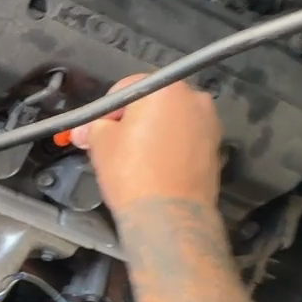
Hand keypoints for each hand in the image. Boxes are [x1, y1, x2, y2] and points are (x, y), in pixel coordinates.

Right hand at [71, 75, 223, 215]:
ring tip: (135, 160)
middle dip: (130, 120)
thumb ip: (93, 128)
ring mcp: (209, 122)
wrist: (168, 213)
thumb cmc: (131, 172)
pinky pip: (184, 138)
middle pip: (151, 102)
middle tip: (112, 145)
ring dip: (151, 132)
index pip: (125, 88)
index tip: (94, 132)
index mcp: (163, 89)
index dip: (105, 112)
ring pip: (170, 120)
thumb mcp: (100, 145)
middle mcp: (193, 97)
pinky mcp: (215, 145)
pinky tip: (154, 167)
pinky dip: (169, 146)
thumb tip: (85, 129)